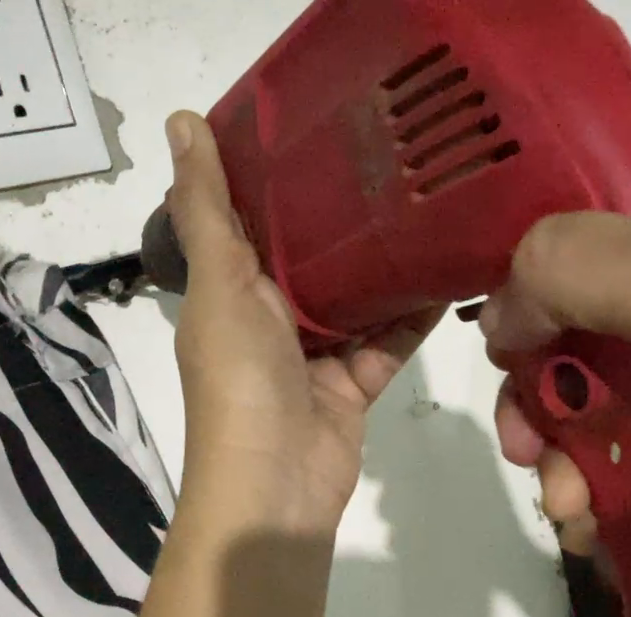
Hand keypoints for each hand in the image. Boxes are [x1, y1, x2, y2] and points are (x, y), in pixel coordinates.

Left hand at [165, 111, 443, 532]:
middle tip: (388, 151)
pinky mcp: (353, 386)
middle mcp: (268, 321)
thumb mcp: (218, 284)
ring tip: (429, 201)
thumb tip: (180, 120)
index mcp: (227, 293)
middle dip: (339, 214)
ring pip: (354, 299)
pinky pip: (387, 341)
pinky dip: (413, 313)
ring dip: (384, 262)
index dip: (271, 173)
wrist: (275, 484)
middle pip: (307, 258)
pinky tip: (449, 269)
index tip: (312, 117)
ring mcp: (313, 357)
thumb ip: (206, 210)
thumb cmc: (239, 380)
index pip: (247, 221)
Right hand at [484, 169, 630, 583]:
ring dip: (572, 467)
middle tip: (528, 458)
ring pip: (608, 413)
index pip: (589, 243)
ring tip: (574, 518)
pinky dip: (611, 496)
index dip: (535, 299)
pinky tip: (599, 532)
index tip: (510, 362)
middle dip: (547, 409)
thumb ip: (578, 271)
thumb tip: (498, 311)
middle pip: (587, 340)